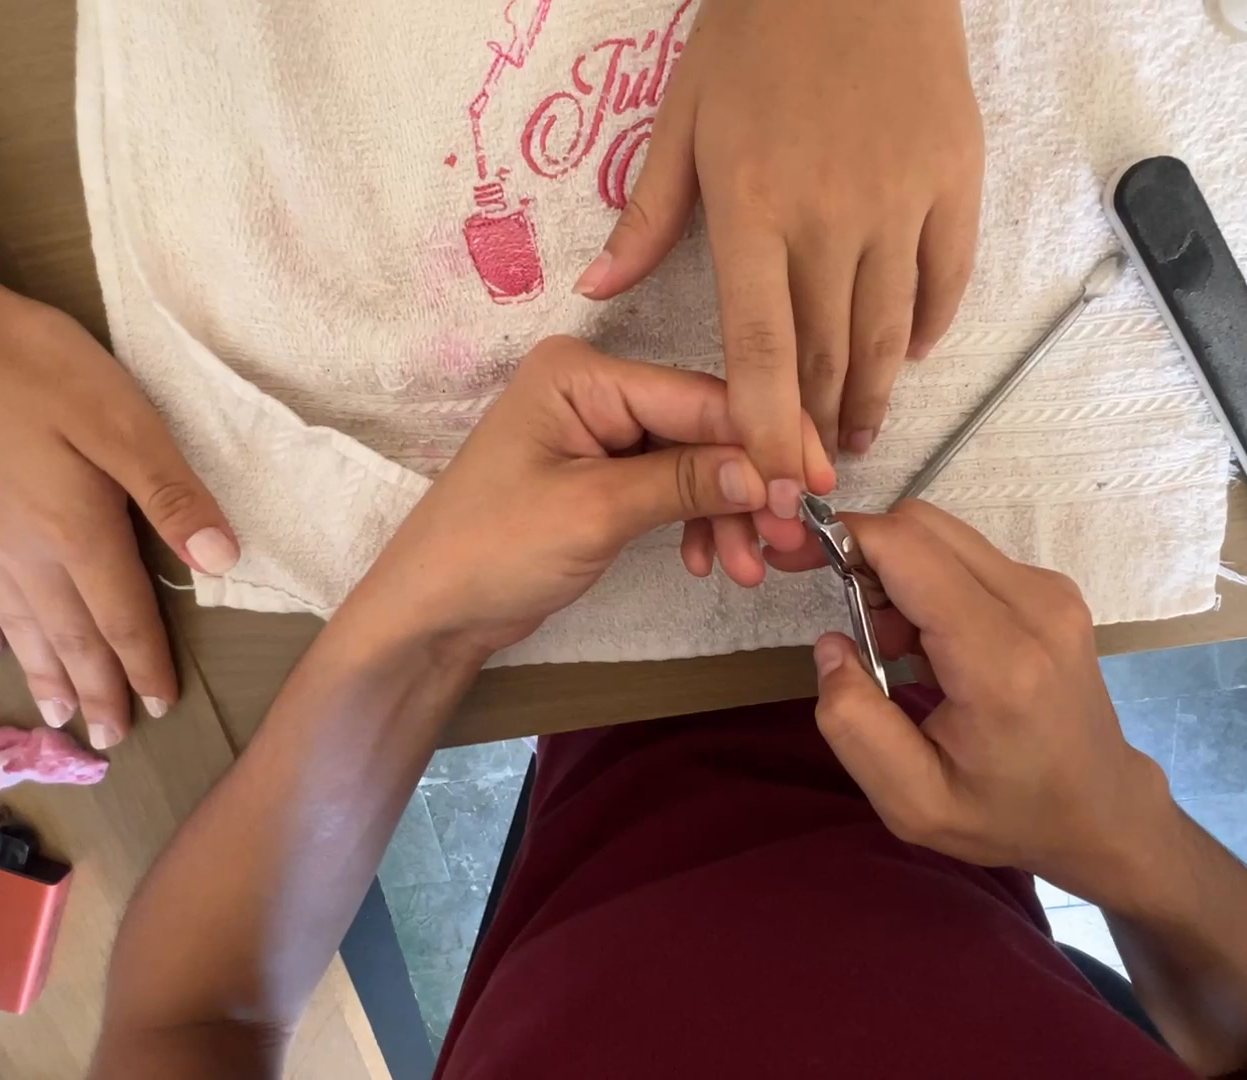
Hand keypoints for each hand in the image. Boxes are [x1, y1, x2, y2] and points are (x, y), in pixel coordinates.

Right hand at [0, 276, 237, 749]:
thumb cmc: (30, 367)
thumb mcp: (125, 425)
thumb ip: (173, 498)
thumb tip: (222, 564)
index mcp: (78, 533)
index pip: (123, 618)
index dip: (143, 666)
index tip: (159, 708)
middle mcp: (21, 552)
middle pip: (70, 637)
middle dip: (97, 690)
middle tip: (111, 739)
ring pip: (18, 627)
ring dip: (44, 675)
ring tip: (58, 719)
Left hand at [359, 336, 830, 656]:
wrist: (433, 612)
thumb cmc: (496, 548)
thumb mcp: (597, 511)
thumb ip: (686, 482)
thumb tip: (771, 473)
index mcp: (583, 375)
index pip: (697, 397)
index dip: (762, 440)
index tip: (813, 485)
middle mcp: (596, 392)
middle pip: (701, 430)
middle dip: (747, 486)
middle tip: (788, 538)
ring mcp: (601, 434)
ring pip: (692, 465)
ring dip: (726, 514)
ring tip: (749, 568)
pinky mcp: (605, 476)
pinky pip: (669, 489)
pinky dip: (695, 524)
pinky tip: (708, 561)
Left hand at [576, 0, 983, 480]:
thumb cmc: (754, 39)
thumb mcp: (681, 121)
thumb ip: (645, 219)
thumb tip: (597, 289)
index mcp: (752, 212)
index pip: (758, 350)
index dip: (765, 427)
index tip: (771, 480)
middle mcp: (830, 221)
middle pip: (825, 357)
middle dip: (818, 428)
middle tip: (811, 469)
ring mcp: (901, 204)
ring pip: (886, 335)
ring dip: (872, 398)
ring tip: (859, 437)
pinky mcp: (954, 183)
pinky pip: (944, 280)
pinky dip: (925, 329)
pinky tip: (908, 358)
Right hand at [771, 500, 1177, 903]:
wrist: (1103, 811)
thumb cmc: (1008, 814)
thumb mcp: (913, 803)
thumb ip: (854, 725)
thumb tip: (831, 644)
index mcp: (999, 661)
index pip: (908, 550)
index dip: (843, 538)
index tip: (794, 558)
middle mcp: (1034, 606)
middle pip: (920, 526)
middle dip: (862, 552)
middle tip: (845, 616)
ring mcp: (1049, 591)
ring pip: (939, 535)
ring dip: (892, 570)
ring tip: (888, 644)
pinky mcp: (1049, 589)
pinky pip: (962, 554)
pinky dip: (922, 580)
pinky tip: (924, 640)